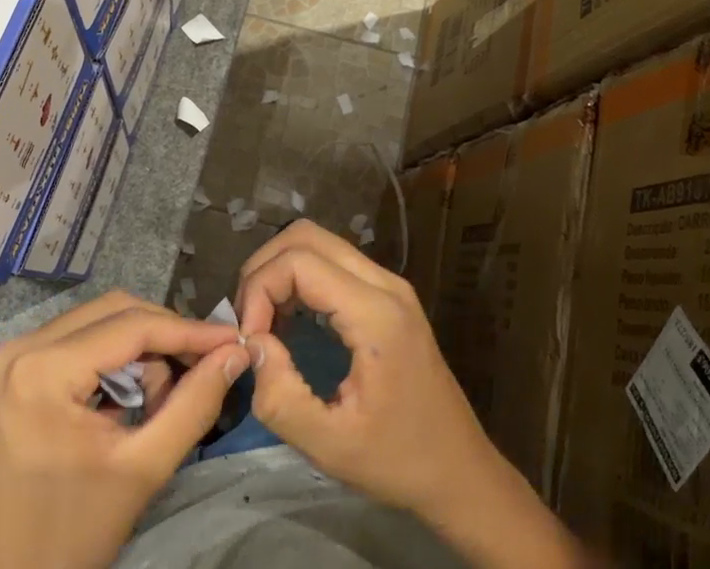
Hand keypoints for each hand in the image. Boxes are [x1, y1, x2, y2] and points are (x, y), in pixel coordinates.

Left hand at [0, 291, 249, 568]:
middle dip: (165, 338)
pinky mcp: (12, 370)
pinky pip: (77, 342)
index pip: (132, 326)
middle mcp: (20, 347)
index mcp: (43, 369)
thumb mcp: (143, 467)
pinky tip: (130, 400)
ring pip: (98, 323)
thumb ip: (194, 404)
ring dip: (140, 351)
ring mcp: (11, 356)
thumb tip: (236, 353)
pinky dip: (112, 361)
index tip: (234, 340)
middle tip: (205, 368)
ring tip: (162, 400)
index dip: (189, 330)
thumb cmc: (73, 529)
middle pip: (114, 313)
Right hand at [234, 221, 498, 516]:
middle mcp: (385, 285)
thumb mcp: (329, 445)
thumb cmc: (397, 461)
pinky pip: (333, 263)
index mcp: (375, 314)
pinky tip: (288, 320)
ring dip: (280, 272)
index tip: (249, 341)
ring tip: (263, 322)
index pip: (298, 261)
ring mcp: (390, 287)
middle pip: (305, 236)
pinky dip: (299, 278)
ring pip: (319, 243)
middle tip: (249, 322)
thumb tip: (252, 344)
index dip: (259, 291)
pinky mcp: (389, 297)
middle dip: (263, 270)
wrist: (460, 473)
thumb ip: (280, 396)